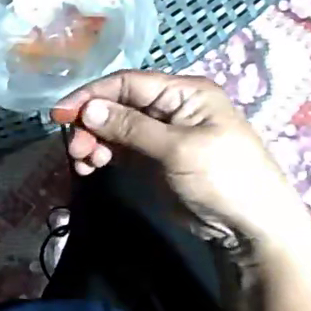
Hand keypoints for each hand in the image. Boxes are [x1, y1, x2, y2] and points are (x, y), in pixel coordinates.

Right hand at [50, 70, 310, 248]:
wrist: (249, 227)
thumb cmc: (224, 178)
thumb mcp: (178, 149)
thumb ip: (131, 127)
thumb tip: (88, 110)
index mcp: (183, 93)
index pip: (128, 83)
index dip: (92, 95)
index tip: (60, 114)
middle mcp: (169, 107)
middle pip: (116, 105)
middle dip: (91, 123)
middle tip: (75, 149)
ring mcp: (159, 135)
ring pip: (113, 128)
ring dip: (92, 141)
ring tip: (83, 163)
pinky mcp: (151, 160)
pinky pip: (117, 149)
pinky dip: (100, 155)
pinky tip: (90, 167)